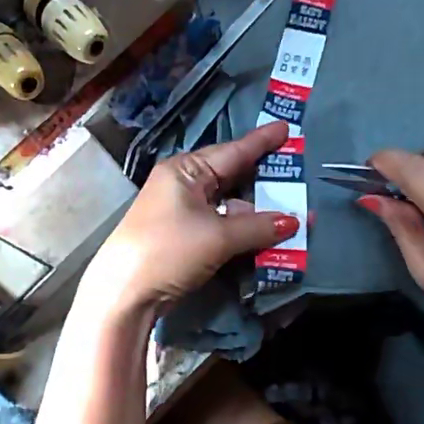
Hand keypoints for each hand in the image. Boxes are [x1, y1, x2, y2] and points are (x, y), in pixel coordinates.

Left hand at [80, 121, 300, 316]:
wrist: (124, 295)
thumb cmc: (168, 251)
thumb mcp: (217, 237)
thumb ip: (258, 226)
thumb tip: (294, 221)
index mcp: (185, 171)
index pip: (232, 151)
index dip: (262, 142)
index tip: (287, 128)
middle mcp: (183, 185)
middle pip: (231, 176)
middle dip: (264, 178)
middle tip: (298, 171)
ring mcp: (182, 211)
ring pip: (229, 203)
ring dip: (257, 210)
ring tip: (292, 207)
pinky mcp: (184, 236)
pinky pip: (222, 224)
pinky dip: (243, 228)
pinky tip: (267, 233)